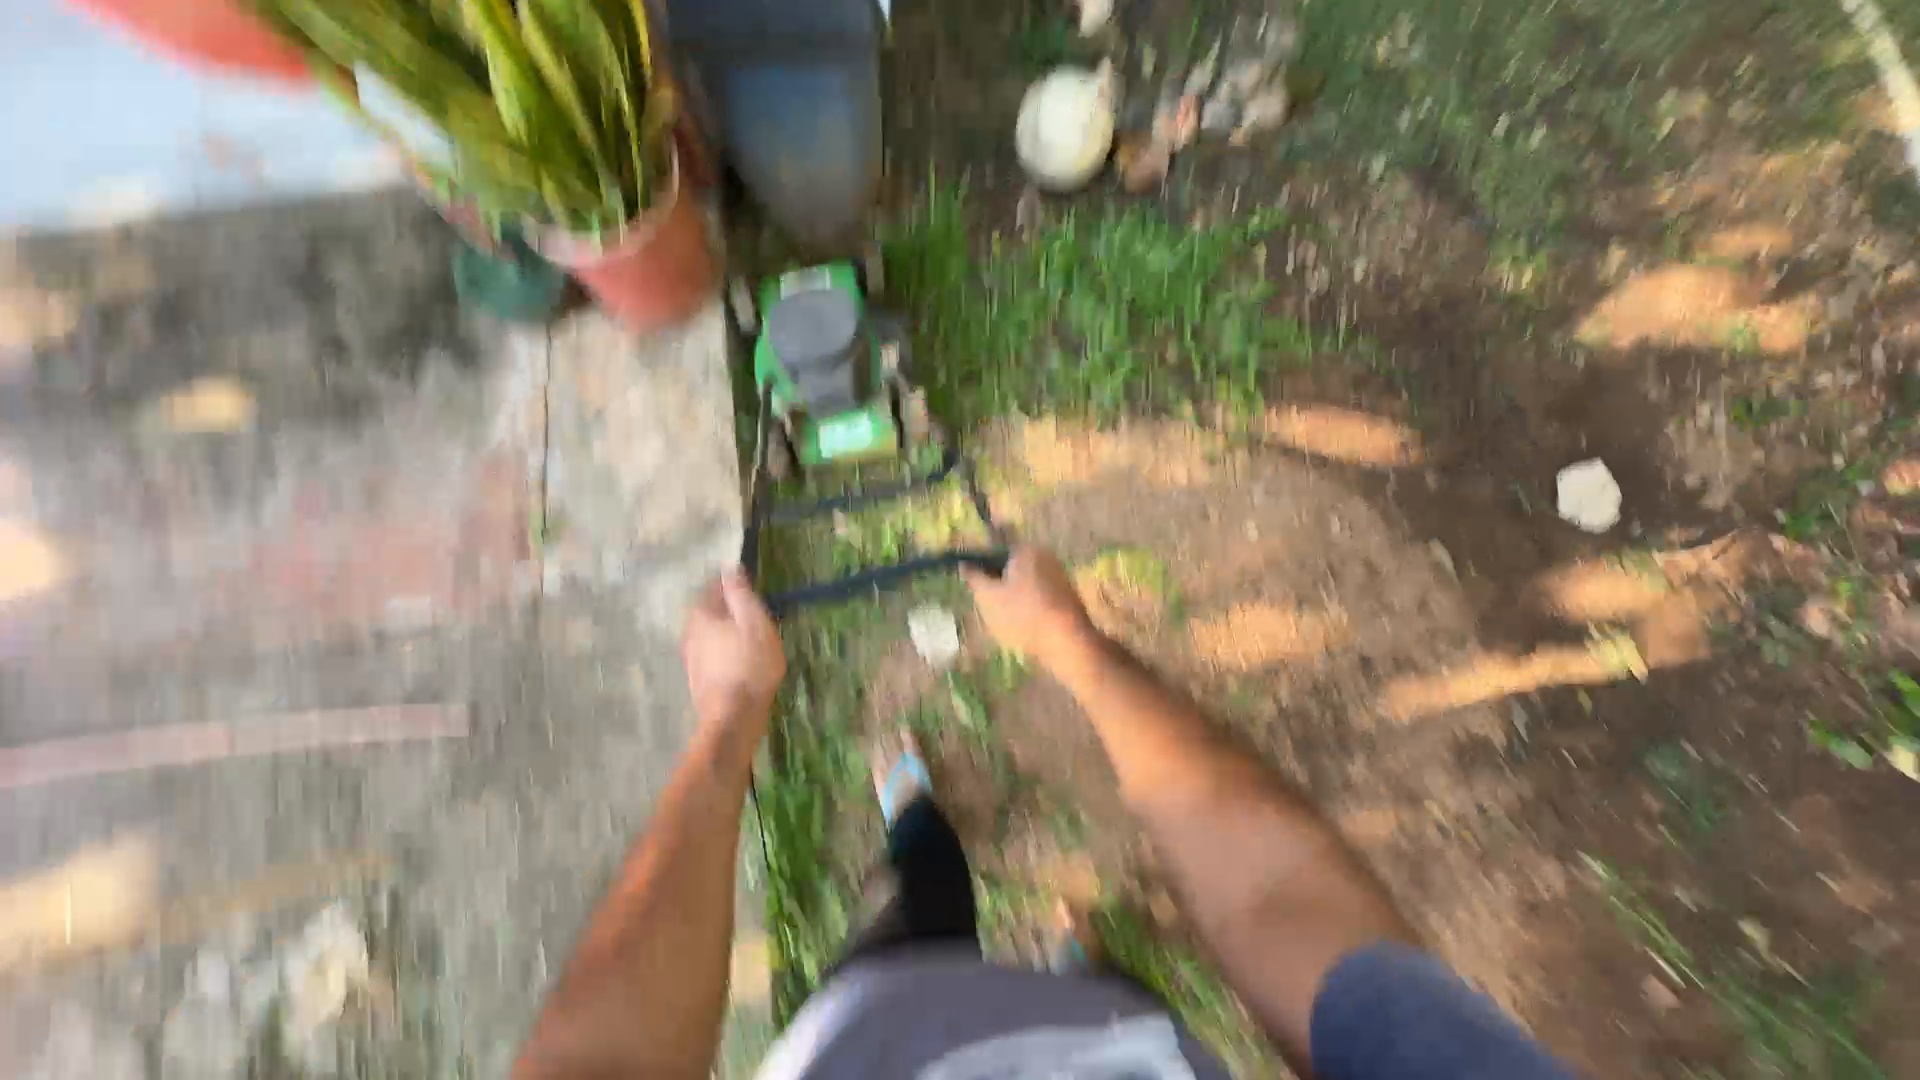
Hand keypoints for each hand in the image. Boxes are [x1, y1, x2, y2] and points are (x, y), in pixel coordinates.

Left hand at [682, 567, 785, 737]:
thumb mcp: (754, 621)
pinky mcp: (698, 678)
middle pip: (712, 612)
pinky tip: (744, 664)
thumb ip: (741, 593)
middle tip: (758, 617)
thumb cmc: (750, 665)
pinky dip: (727, 653)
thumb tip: (729, 566)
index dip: (735, 586)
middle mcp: (689, 632)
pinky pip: (714, 655)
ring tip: (754, 642)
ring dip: (729, 634)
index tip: (755, 592)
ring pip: (712, 635)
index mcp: (701, 614)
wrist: (733, 717)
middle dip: (732, 611)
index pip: (715, 587)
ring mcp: (691, 658)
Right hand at [961, 547, 1098, 669]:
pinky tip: (1023, 625)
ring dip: (1012, 596)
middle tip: (985, 602)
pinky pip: (1039, 595)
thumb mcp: (988, 597)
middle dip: (996, 581)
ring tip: (1002, 618)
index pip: (993, 549)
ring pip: (1025, 582)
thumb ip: (974, 578)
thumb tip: (964, 564)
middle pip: (1010, 565)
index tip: (969, 582)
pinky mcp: (1067, 598)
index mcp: (1025, 550)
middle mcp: (1045, 557)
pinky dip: (1028, 606)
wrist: (1067, 643)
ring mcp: (1059, 577)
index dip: (978, 565)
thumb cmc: (1023, 615)